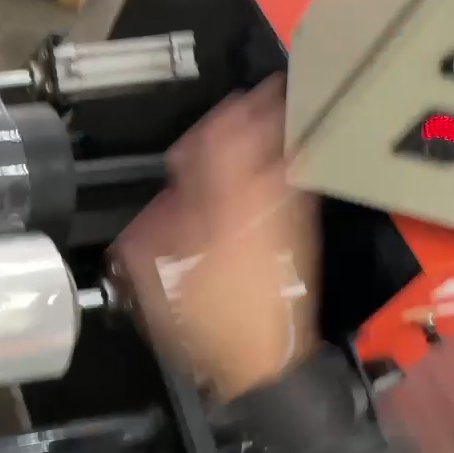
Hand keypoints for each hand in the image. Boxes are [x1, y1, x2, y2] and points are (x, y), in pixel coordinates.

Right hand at [113, 76, 317, 400]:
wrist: (261, 360)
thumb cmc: (210, 326)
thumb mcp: (165, 281)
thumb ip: (160, 237)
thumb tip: (158, 208)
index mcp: (221, 220)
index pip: (217, 161)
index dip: (212, 132)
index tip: (211, 114)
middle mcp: (256, 217)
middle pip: (254, 157)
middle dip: (251, 122)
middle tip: (256, 92)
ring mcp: (281, 229)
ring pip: (279, 170)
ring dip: (276, 139)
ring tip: (276, 111)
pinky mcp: (295, 243)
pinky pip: (293, 196)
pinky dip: (290, 172)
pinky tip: (290, 164)